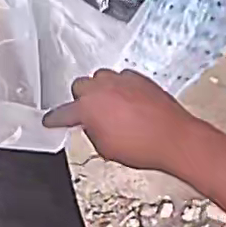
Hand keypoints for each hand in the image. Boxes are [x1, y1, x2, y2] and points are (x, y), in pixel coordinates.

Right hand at [43, 69, 208, 172]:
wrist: (174, 138)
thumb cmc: (144, 146)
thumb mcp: (106, 148)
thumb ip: (92, 132)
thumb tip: (92, 125)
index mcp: (88, 108)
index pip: (62, 112)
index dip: (54, 119)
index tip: (51, 121)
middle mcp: (102, 88)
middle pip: (80, 86)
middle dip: (82, 99)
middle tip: (90, 114)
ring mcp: (121, 80)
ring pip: (100, 77)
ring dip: (101, 90)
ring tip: (111, 108)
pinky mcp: (139, 78)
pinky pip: (122, 78)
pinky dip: (121, 87)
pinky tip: (128, 103)